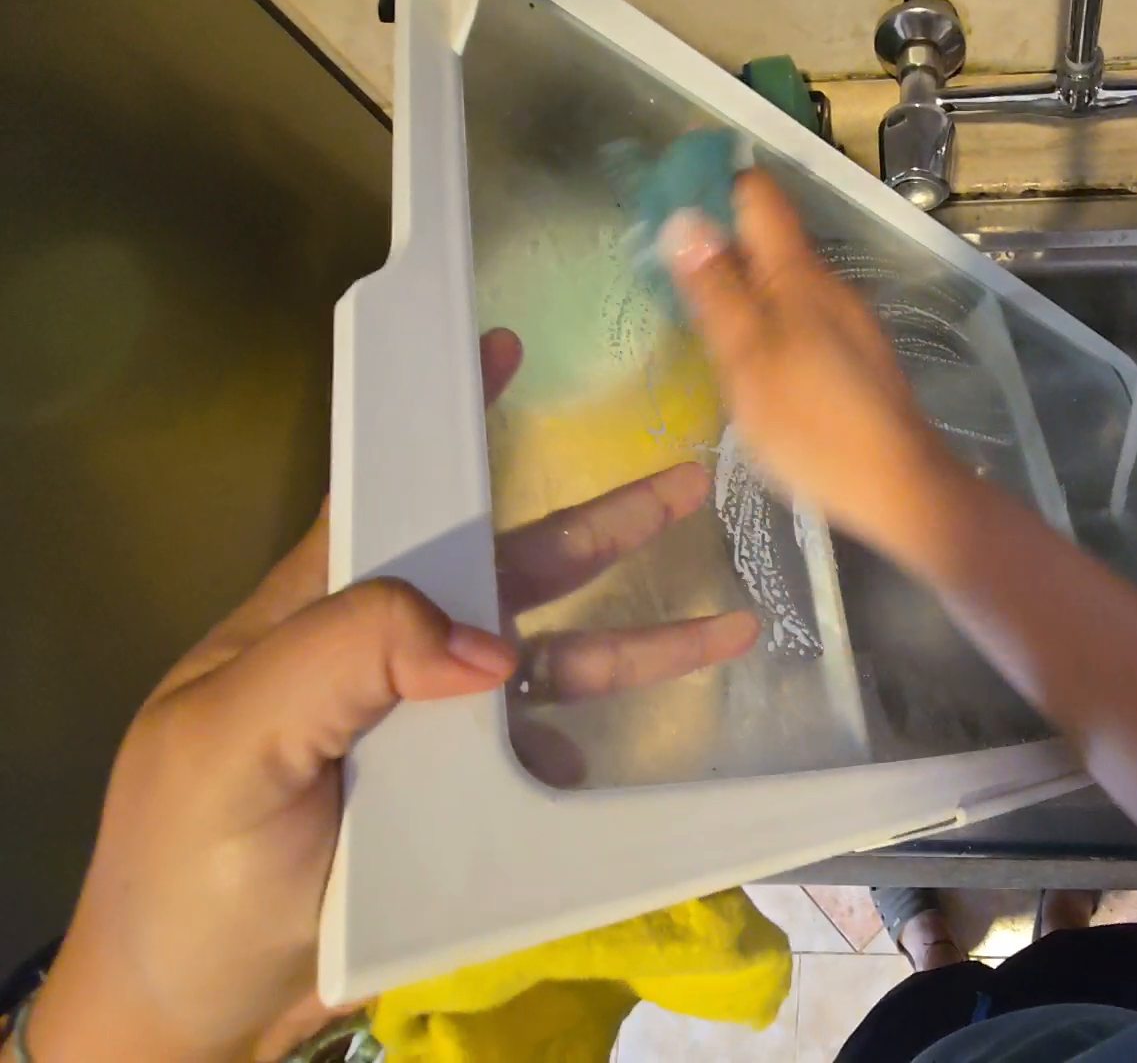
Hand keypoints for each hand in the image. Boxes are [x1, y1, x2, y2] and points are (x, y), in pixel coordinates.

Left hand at [22, 329, 755, 1061]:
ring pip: (569, 650)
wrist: (211, 1010)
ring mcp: (457, 714)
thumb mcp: (231, 748)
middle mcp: (407, 647)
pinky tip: (608, 764)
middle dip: (610, 521)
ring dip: (651, 634)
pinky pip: (563, 735)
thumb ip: (344, 663)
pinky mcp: (489, 776)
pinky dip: (600, 741)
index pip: (397, 486)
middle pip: (526, 561)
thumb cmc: (193, 869)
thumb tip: (495, 646)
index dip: (450, 417)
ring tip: (731, 622)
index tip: (502, 350)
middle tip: (687, 486)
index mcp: (332, 612)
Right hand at [663, 171, 961, 554]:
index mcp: (801, 278)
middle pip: (772, 245)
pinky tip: (762, 369)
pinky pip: (808, 322)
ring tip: (713, 334)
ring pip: (789, 288)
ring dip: (749, 296)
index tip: (673, 212)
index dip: (715, 189)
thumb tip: (685, 217)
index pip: (759, 197)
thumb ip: (718, 293)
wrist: (902, 485)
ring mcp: (854, 325)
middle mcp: (833, 289)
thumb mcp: (750, 364)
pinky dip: (777, 329)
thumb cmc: (816, 430)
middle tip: (679, 291)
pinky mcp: (863, 359)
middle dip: (724, 253)